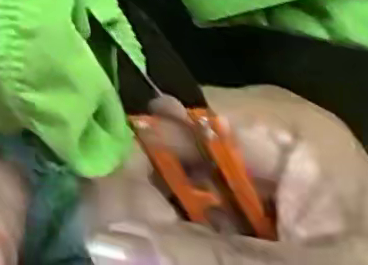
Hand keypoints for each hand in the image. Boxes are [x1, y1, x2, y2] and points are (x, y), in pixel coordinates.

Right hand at [84, 86, 367, 264]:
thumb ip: (213, 259)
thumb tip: (100, 242)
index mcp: (271, 124)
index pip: (162, 117)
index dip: (120, 164)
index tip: (97, 230)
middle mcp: (248, 142)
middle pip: (156, 163)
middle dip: (133, 216)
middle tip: (116, 260)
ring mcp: (250, 193)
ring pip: (167, 207)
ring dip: (152, 244)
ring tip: (133, 260)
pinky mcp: (253, 237)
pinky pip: (194, 238)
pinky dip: (175, 256)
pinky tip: (158, 261)